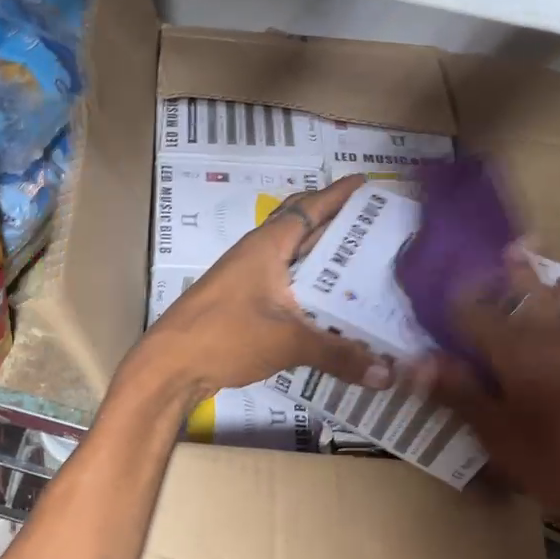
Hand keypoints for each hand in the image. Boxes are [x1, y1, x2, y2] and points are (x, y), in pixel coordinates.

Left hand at [132, 176, 394, 401]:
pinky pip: (287, 289)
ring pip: (295, 263)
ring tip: (369, 269)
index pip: (310, 207)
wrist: (170, 366)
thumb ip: (339, 355)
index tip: (370, 184)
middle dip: (339, 227)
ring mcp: (248, 281)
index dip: (339, 194)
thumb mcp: (287, 342)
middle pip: (304, 230)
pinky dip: (311, 292)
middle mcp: (257, 256)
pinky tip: (334, 310)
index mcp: (267, 246)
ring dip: (326, 263)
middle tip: (382, 230)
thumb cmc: (224, 337)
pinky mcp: (244, 306)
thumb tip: (389, 374)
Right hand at [411, 247, 559, 546]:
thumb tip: (416, 361)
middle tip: (508, 247)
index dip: (454, 300)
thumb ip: (462, 396)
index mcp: (517, 351)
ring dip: (554, 288)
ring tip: (550, 271)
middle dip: (512, 274)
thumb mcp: (504, 440)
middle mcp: (558, 335)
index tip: (442, 287)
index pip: (474, 314)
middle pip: (528, 295)